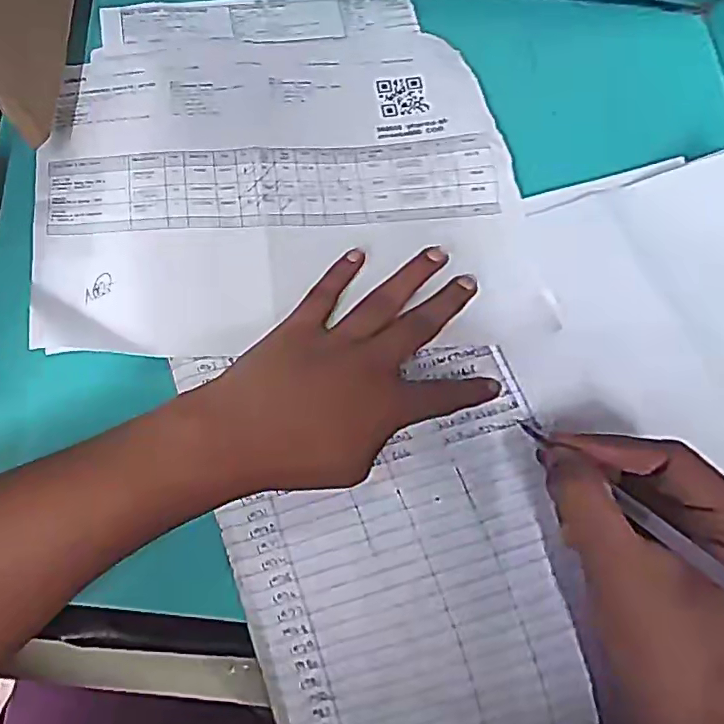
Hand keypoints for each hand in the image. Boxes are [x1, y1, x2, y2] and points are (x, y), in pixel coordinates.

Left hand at [184, 247, 501, 493]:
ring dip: (411, 277)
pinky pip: (324, 295)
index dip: (467, 391)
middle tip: (465, 285)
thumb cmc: (288, 459)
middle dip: (447, 305)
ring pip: (382, 302)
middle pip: (418, 329)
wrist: (237, 436)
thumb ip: (372, 442)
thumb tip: (373, 428)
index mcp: (385, 405)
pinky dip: (340, 274)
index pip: (439, 396)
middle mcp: (367, 367)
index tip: (486, 383)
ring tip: (433, 257)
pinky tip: (356, 257)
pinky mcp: (297, 330)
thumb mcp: (348, 466)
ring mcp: (333, 343)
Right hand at [541, 434, 723, 723]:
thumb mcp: (619, 566)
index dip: (611, 449)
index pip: (676, 465)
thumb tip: (560, 456)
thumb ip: (586, 501)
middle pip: (664, 482)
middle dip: (603, 470)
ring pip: (649, 506)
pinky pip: (640, 532)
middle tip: (550, 463)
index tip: (556, 447)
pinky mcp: (679, 582)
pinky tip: (573, 521)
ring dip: (600, 494)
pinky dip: (603, 519)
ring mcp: (710, 566)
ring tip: (556, 490)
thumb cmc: (661, 655)